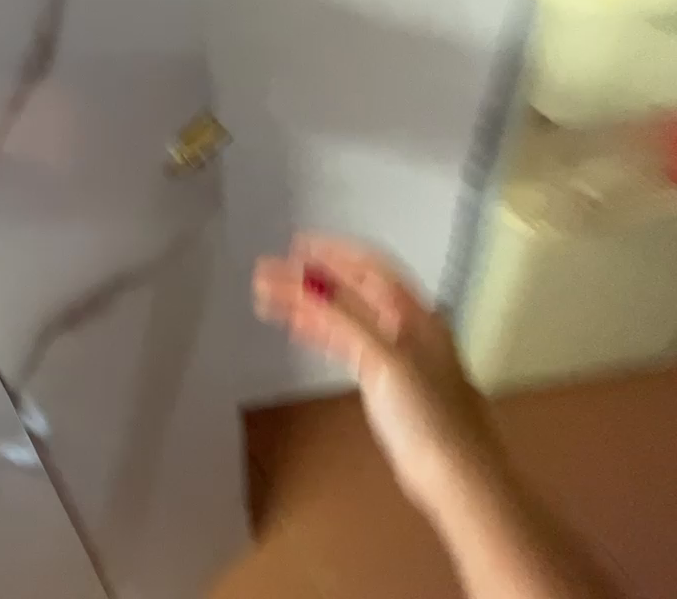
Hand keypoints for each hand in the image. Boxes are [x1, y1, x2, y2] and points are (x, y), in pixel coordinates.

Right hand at [254, 233, 508, 516]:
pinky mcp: (383, 379)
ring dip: (304, 301)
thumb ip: (339, 316)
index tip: (295, 244)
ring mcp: (395, 355)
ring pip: (342, 314)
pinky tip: (294, 326)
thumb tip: (297, 281)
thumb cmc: (428, 415)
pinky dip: (314, 327)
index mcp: (415, 317)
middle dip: (308, 277)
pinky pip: (341, 339)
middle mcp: (406, 329)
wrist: (456, 477)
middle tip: (266, 272)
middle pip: (351, 290)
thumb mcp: (382, 356)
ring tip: (266, 296)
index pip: (371, 268)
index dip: (334, 251)